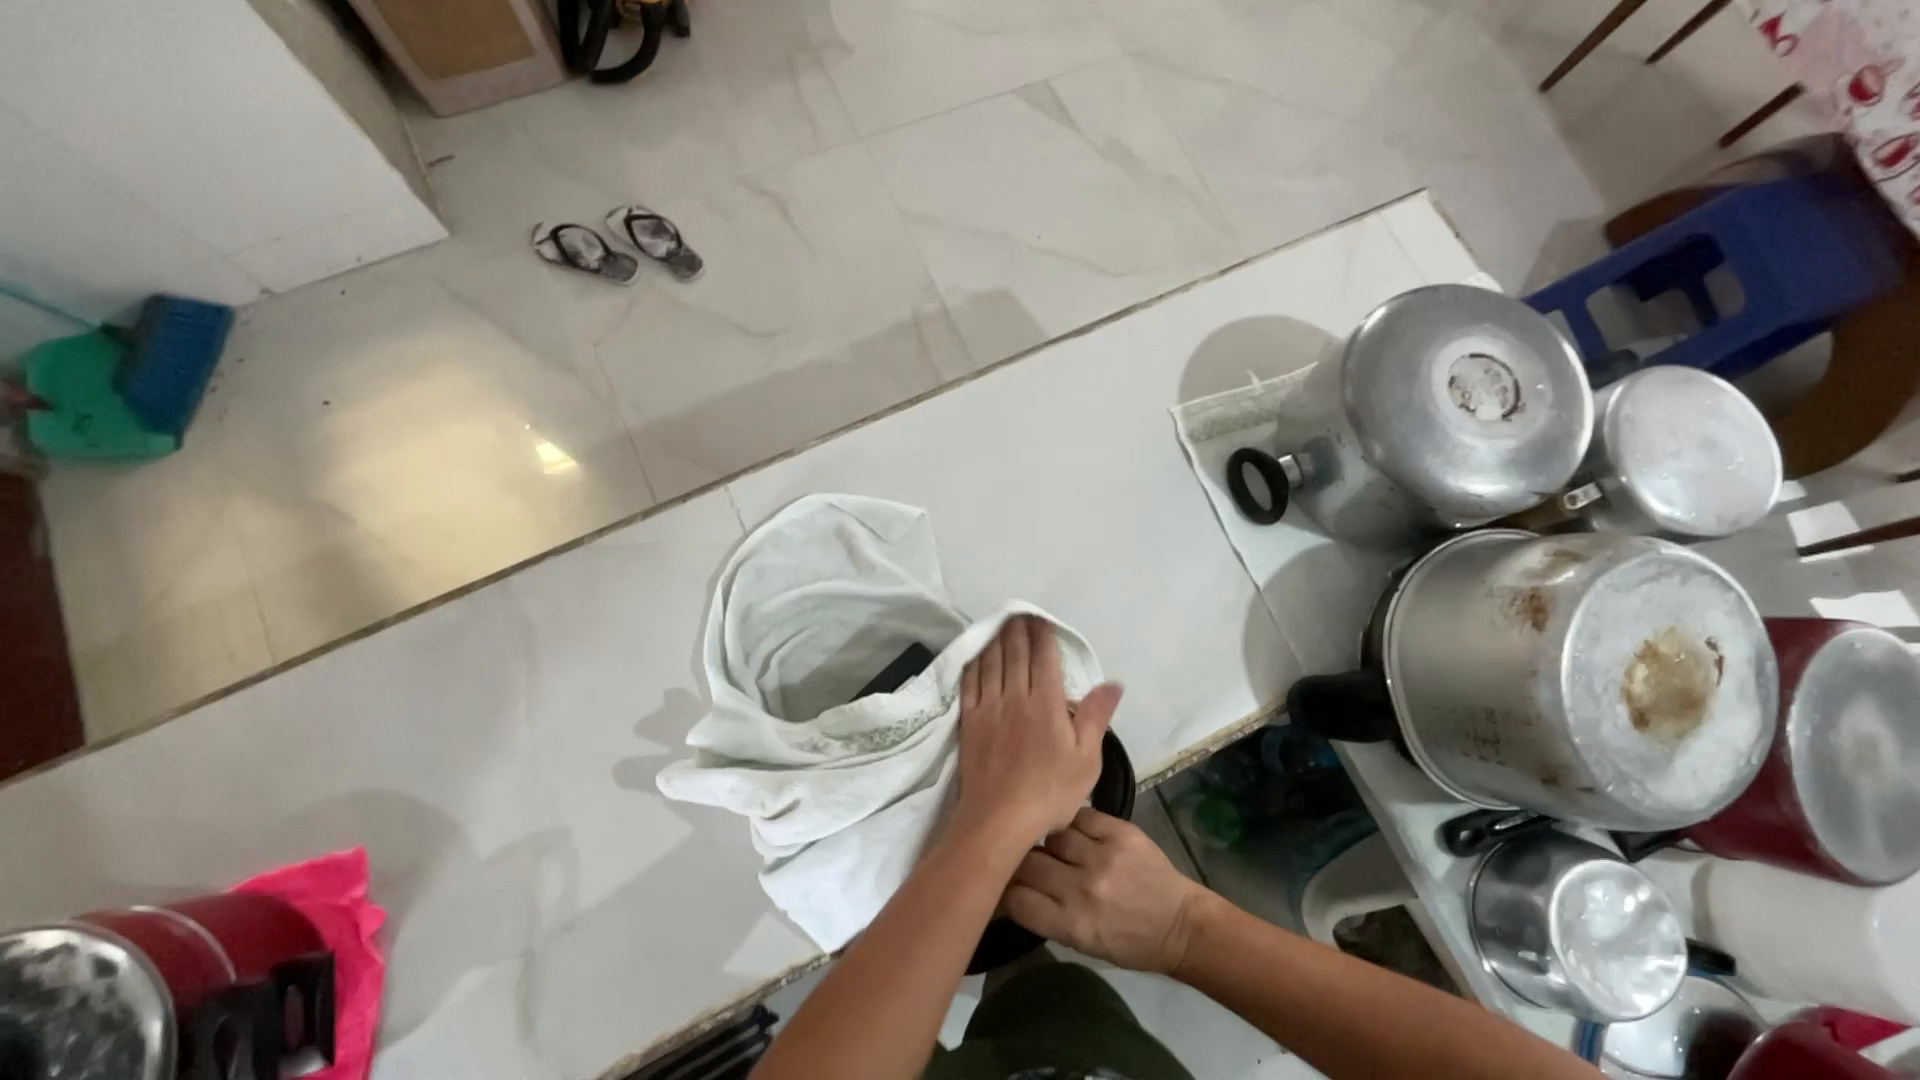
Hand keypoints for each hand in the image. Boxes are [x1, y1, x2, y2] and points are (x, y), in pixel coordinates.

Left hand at [953, 616, 1121, 843]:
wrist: (999, 819)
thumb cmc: (1050, 792)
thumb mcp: (1086, 759)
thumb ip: (1096, 716)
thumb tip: (1113, 682)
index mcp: (1046, 703)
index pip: (1044, 658)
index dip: (1043, 635)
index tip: (1042, 619)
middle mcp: (1016, 696)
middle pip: (1015, 653)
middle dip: (1018, 630)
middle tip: (1020, 614)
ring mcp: (989, 707)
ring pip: (991, 662)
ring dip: (996, 640)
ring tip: (1001, 625)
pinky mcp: (969, 720)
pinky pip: (970, 681)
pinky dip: (975, 662)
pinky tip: (976, 655)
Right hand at [1003, 808, 1214, 974]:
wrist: (1180, 925)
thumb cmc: (1127, 943)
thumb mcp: (1080, 943)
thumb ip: (1043, 914)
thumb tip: (1007, 886)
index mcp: (1072, 924)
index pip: (1015, 898)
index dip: (1004, 889)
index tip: (1004, 884)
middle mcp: (1084, 889)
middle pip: (1028, 863)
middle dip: (1021, 862)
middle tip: (1024, 861)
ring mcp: (1103, 857)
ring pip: (1051, 835)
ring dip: (1048, 842)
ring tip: (1055, 848)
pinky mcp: (1120, 832)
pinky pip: (1079, 816)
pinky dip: (1072, 823)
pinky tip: (1075, 832)